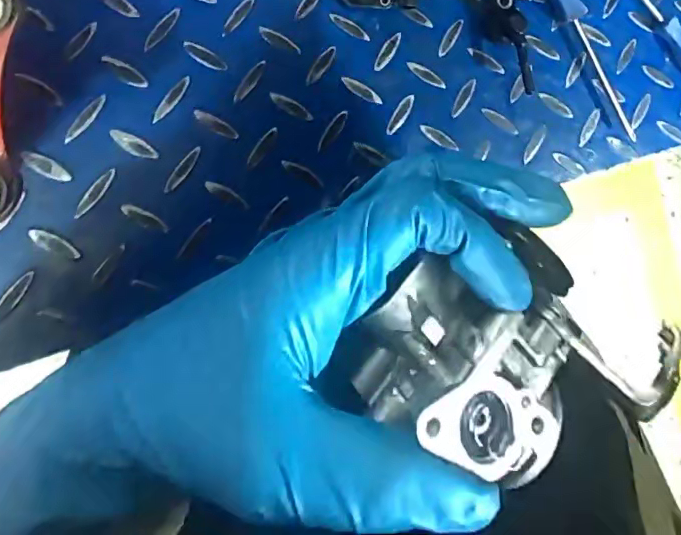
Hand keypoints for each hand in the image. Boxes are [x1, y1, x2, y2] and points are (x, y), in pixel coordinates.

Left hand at [0, 154, 572, 534]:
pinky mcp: (321, 289)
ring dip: (466, 207)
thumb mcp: (286, 458)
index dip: (476, 237)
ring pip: (401, 204)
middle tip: (552, 207)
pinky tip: (471, 281)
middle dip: (484, 184)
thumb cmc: (197, 412)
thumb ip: (377, 481)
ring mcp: (322, 262)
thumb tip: (480, 501)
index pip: (411, 207)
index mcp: (319, 261)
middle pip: (410, 180)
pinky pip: (391, 247)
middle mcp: (326, 245)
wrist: (128, 400)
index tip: (516, 299)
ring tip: (529, 224)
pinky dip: (442, 247)